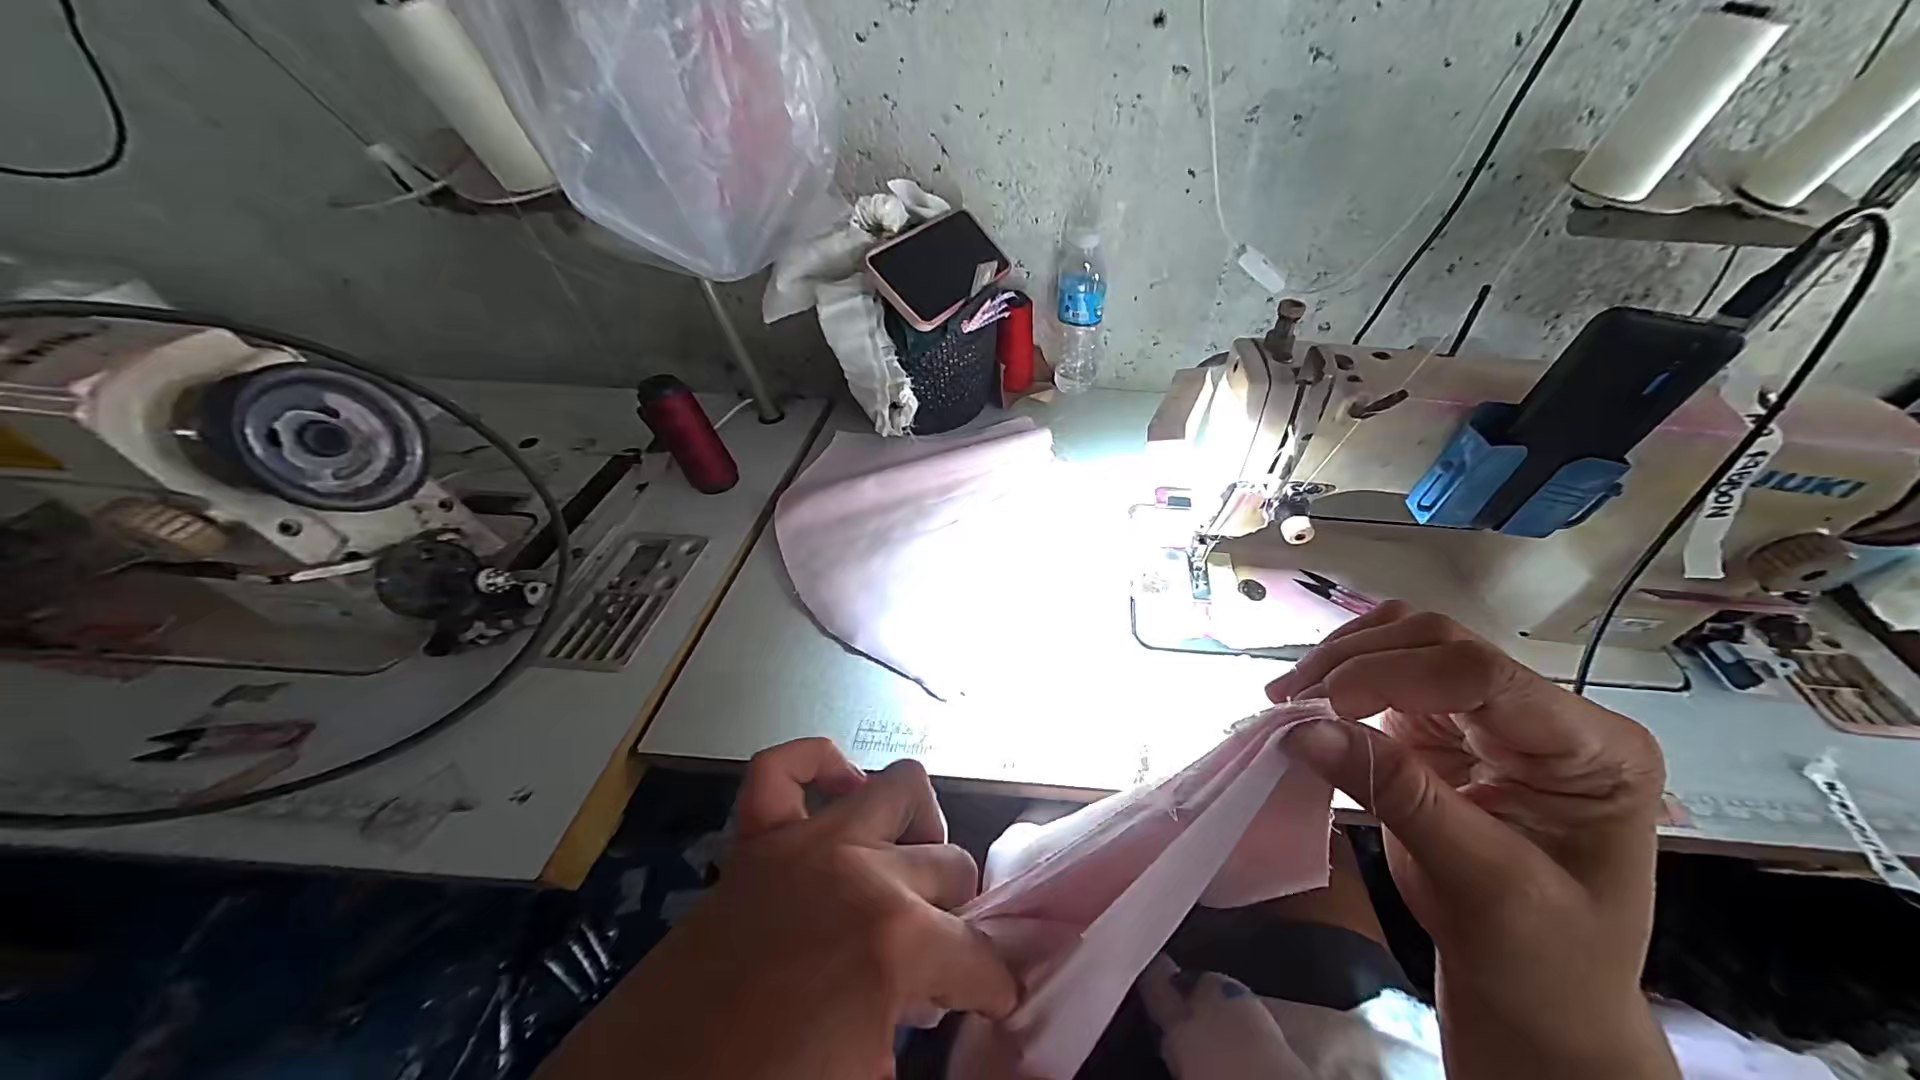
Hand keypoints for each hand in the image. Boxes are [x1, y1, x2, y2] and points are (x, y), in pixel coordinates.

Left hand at [537, 738, 1014, 1079]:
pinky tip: (841, 792)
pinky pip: (785, 766)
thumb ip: (922, 1031)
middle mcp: (860, 869)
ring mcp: (806, 842)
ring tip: (911, 873)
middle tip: (938, 962)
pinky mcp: (758, 840)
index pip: (983, 957)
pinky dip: (820, 766)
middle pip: (953, 865)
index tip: (993, 1002)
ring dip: (920, 827)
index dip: (997, 988)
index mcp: (895, 940)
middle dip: (958, 918)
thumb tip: (947, 1005)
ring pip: (900, 786)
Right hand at [1266, 602, 1677, 1079]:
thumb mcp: (1479, 880)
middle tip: (1289, 698)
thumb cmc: (1536, 950)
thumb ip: (1399, 794)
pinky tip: (1311, 699)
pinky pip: (1386, 672)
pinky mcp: (1444, 722)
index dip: (1391, 676)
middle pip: (1439, 642)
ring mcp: (1491, 713)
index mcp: (1591, 747)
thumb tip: (1305, 730)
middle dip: (1355, 660)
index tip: (1320, 707)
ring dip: (1341, 659)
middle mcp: (1544, 713)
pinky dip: (1340, 676)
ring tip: (1290, 694)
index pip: (1481, 674)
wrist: (1532, 985)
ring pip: (1406, 642)